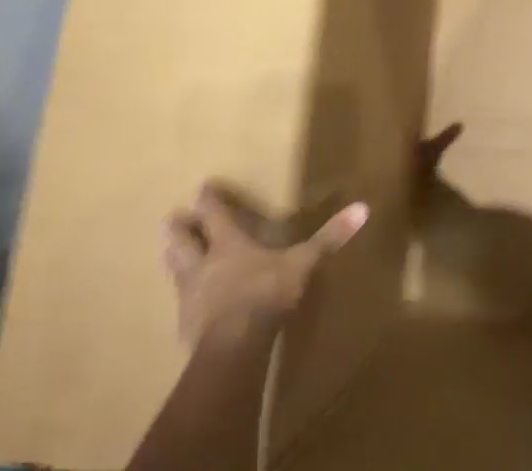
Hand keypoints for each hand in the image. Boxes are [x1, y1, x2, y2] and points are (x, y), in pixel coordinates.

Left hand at [160, 182, 368, 344]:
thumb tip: (362, 207)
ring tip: (168, 252)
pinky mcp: (187, 324)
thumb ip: (329, 238)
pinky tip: (186, 304)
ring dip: (172, 258)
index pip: (214, 214)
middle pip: (181, 240)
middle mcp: (203, 264)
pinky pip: (181, 305)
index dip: (209, 200)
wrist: (234, 345)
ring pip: (174, 270)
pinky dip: (183, 298)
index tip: (202, 186)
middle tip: (171, 218)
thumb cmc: (266, 294)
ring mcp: (190, 295)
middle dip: (177, 228)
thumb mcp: (303, 263)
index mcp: (228, 244)